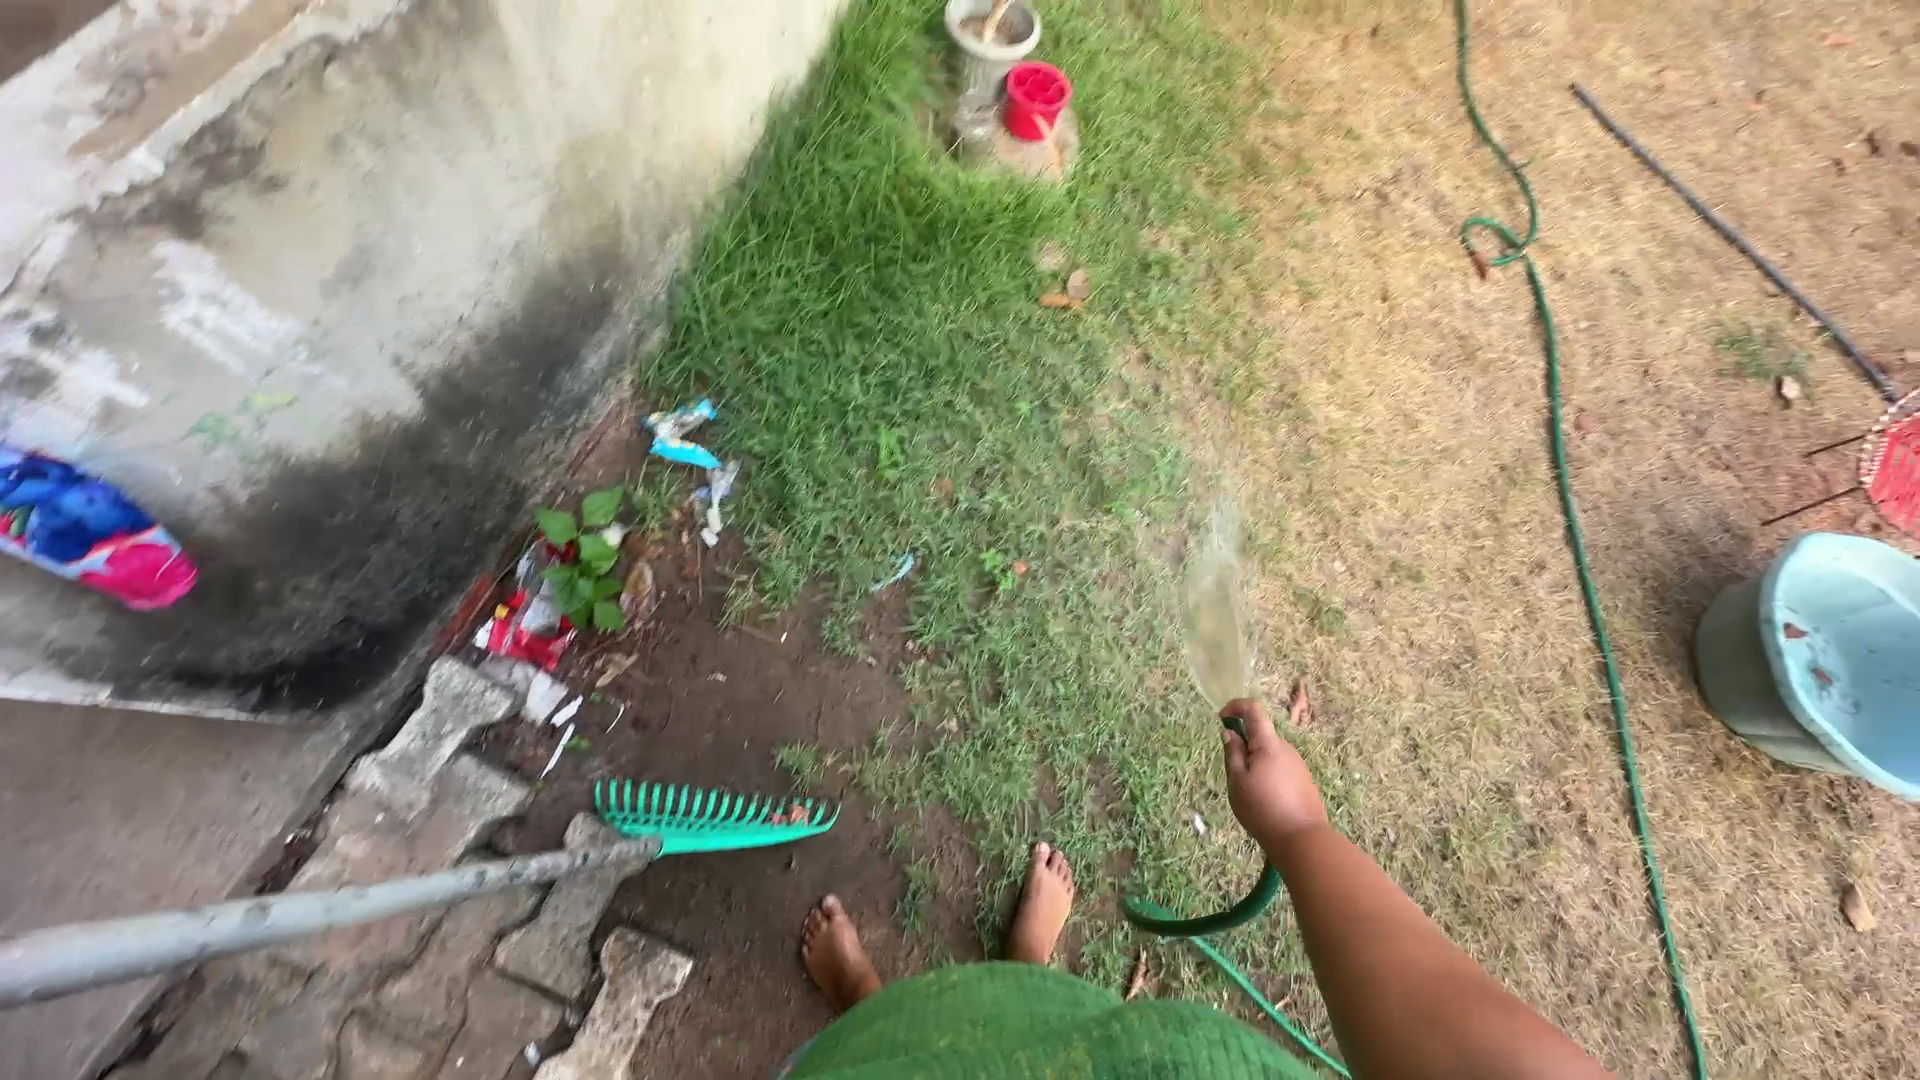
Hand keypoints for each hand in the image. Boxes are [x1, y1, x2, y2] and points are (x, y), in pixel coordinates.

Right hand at [1221, 685, 1328, 854]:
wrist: (1302, 839)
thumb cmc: (1262, 808)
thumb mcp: (1237, 781)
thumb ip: (1232, 753)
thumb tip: (1230, 732)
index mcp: (1269, 744)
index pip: (1254, 709)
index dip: (1235, 707)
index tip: (1222, 720)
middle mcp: (1286, 749)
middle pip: (1261, 734)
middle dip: (1243, 745)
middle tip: (1234, 773)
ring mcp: (1298, 765)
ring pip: (1269, 753)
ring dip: (1255, 762)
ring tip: (1250, 793)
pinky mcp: (1304, 780)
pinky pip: (1280, 767)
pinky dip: (1267, 774)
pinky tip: (1266, 801)